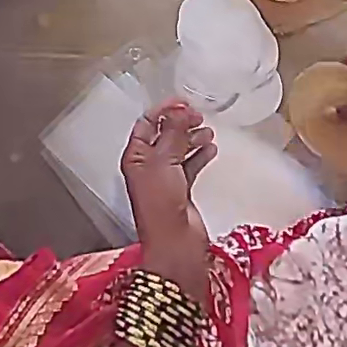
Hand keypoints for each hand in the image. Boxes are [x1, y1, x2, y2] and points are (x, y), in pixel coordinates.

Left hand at [120, 101, 216, 304]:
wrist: (176, 243)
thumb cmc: (163, 203)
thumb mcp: (165, 161)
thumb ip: (173, 133)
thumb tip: (179, 110)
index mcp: (136, 157)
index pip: (146, 123)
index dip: (163, 110)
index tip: (183, 102)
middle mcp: (148, 165)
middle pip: (164, 135)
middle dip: (180, 123)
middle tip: (199, 116)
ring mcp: (165, 178)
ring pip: (179, 149)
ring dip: (193, 138)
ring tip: (208, 132)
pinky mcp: (180, 189)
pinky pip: (190, 165)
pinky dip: (200, 155)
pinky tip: (211, 149)